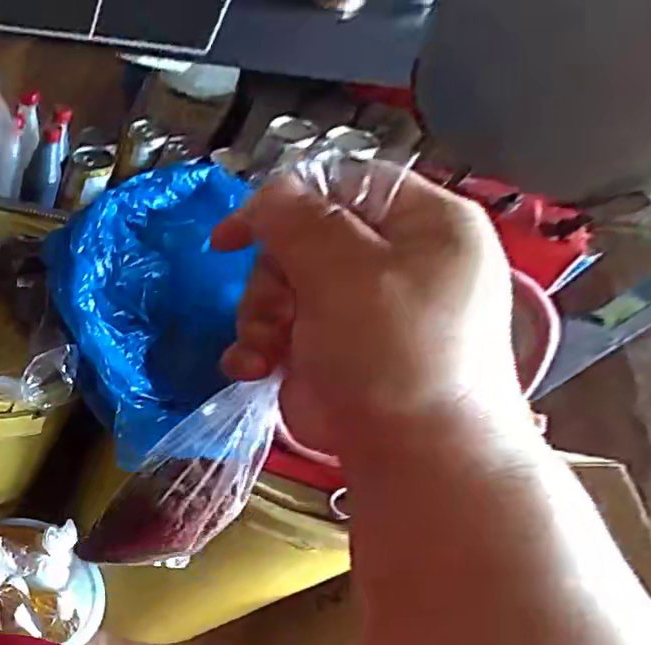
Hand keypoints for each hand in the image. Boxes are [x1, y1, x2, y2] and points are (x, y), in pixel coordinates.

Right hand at [210, 168, 525, 457]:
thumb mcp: (347, 273)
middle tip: (275, 315)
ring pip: (279, 293)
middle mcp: (387, 264)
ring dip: (258, 320)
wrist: (410, 450)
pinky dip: (258, 351)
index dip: (283, 203)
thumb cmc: (391, 352)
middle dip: (271, 281)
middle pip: (299, 245)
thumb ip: (301, 222)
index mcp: (419, 224)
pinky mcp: (325, 354)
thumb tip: (266, 195)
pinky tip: (253, 370)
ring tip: (267, 353)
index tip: (231, 236)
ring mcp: (353, 314)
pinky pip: (278, 335)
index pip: (341, 186)